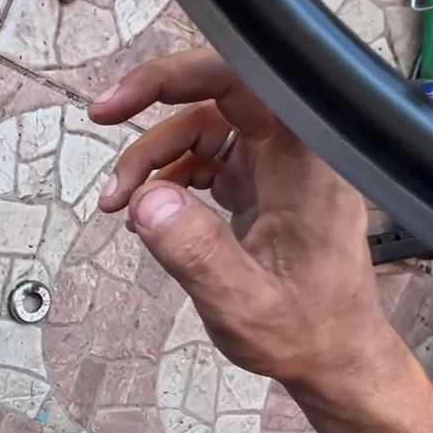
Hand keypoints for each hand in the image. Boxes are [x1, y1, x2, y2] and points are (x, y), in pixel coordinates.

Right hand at [89, 48, 402, 399]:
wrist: (331, 355)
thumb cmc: (303, 332)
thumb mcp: (241, 304)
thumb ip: (195, 252)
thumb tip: (144, 200)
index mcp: (306, 164)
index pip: (246, 83)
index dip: (179, 77)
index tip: (120, 103)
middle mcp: (297, 153)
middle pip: (220, 96)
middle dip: (155, 106)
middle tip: (101, 120)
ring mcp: (278, 167)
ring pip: (205, 129)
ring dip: (153, 159)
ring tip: (117, 204)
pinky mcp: (262, 186)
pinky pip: (207, 160)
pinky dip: (167, 180)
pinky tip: (144, 214)